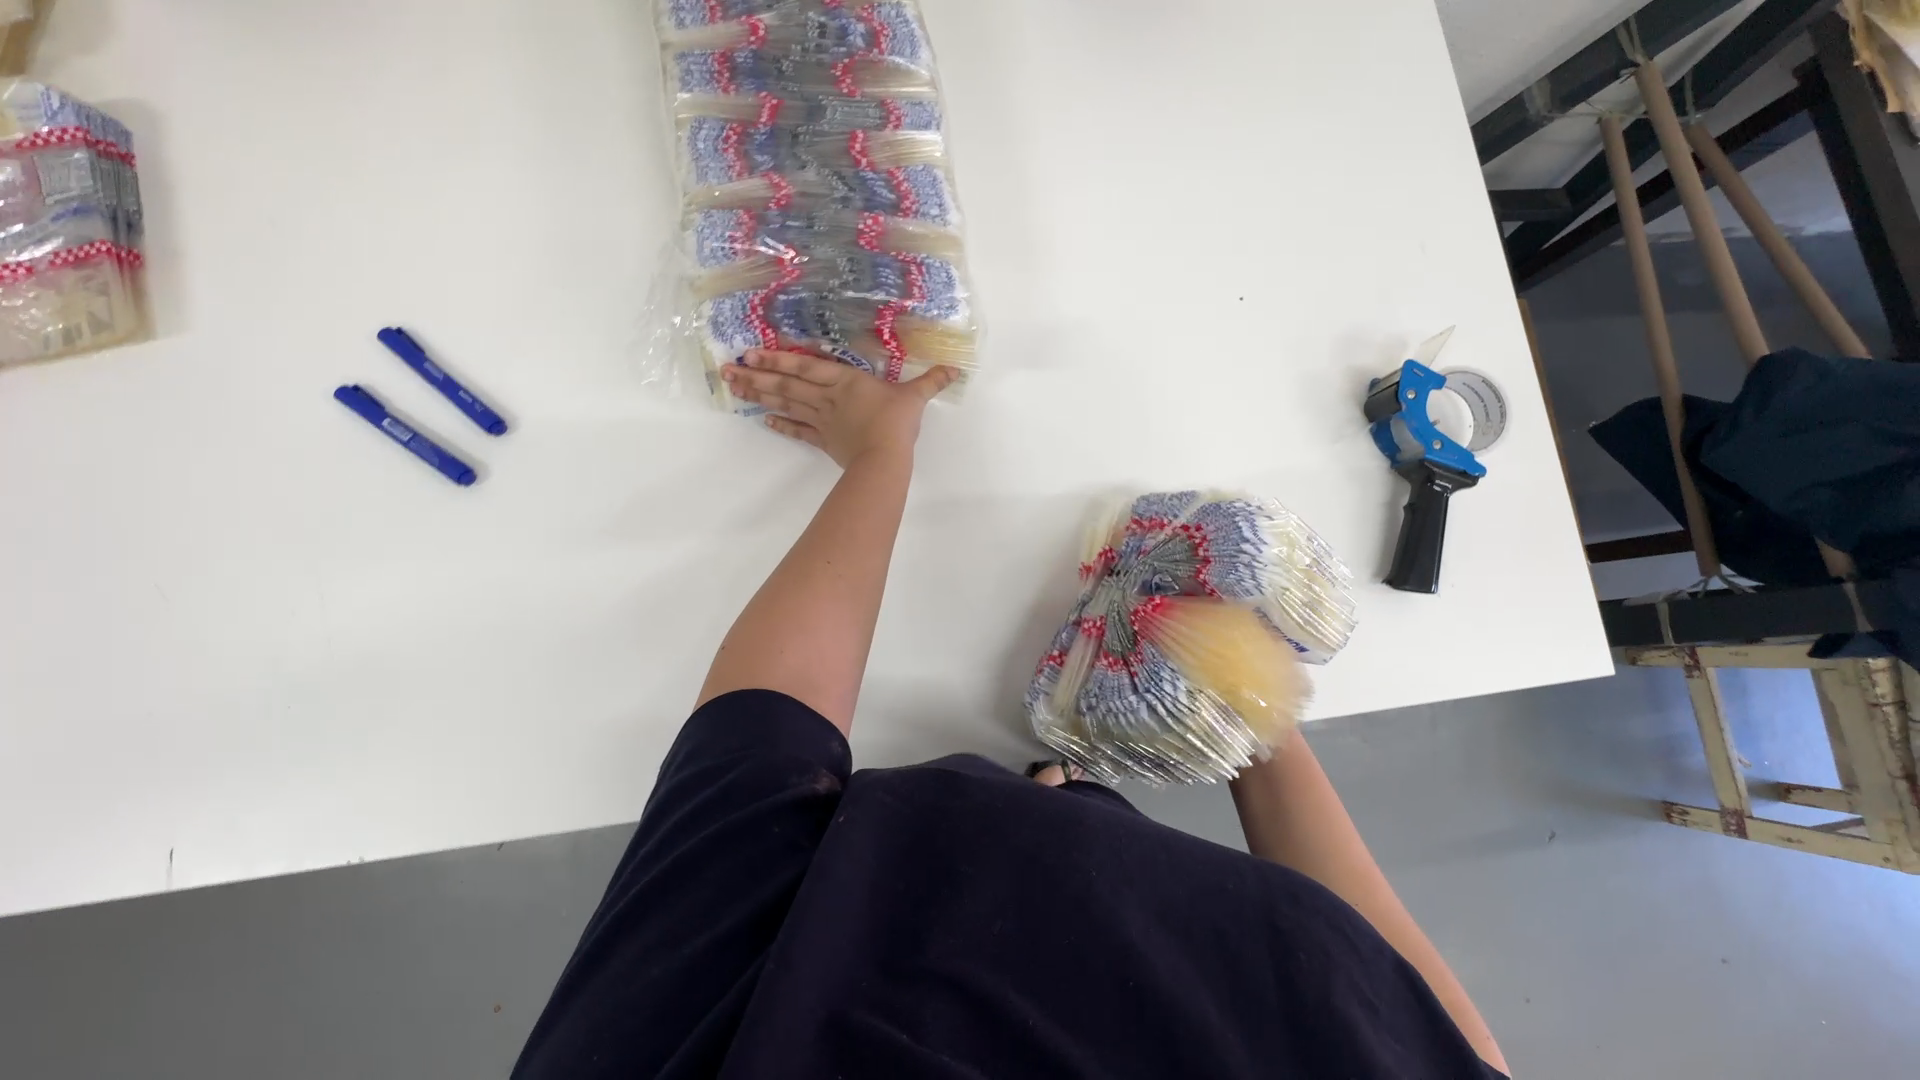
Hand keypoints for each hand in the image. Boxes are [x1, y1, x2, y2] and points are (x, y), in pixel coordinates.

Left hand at [721, 349, 958, 468]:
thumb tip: (954, 370)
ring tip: (735, 387)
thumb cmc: (896, 422)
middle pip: (786, 384)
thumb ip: (930, 382)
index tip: (750, 353)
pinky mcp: (823, 440)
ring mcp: (822, 420)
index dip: (777, 358)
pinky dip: (780, 424)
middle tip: (727, 369)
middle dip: (756, 375)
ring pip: (785, 403)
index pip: (805, 366)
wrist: (884, 457)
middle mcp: (827, 397)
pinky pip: (798, 430)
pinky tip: (762, 418)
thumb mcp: (915, 397)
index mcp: (845, 380)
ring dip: (759, 395)